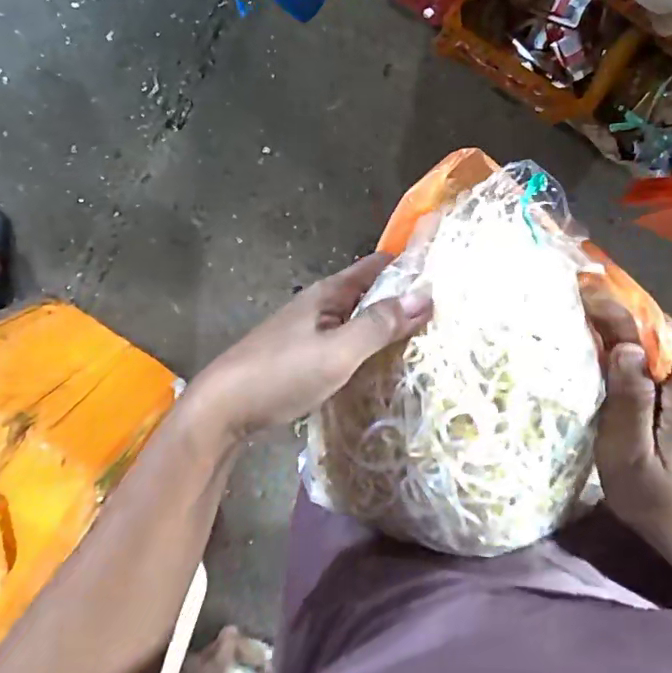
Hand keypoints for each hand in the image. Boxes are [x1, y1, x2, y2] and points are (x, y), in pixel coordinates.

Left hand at [183, 253, 431, 443]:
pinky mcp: (301, 358)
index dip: (408, 265)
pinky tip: (382, 366)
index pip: (376, 266)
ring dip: (385, 326)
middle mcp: (318, 306)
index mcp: (328, 294)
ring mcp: (308, 333)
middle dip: (402, 298)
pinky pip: (344, 344)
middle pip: (368, 293)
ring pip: (356, 321)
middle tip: (447, 311)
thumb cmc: (281, 373)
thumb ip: (379, 325)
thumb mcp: (337, 350)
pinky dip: (366, 348)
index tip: (446, 270)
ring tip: (426, 338)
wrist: (223, 407)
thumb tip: (425, 296)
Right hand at [584, 297, 671, 563]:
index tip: (580, 283)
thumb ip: (629, 400)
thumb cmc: (658, 501)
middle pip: (656, 329)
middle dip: (617, 303)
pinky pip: (655, 360)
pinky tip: (603, 340)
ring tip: (581, 302)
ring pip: (656, 342)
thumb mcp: (630, 455)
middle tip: (574, 285)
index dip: (616, 304)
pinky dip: (628, 342)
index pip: (651, 331)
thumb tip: (622, 346)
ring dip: (622, 320)